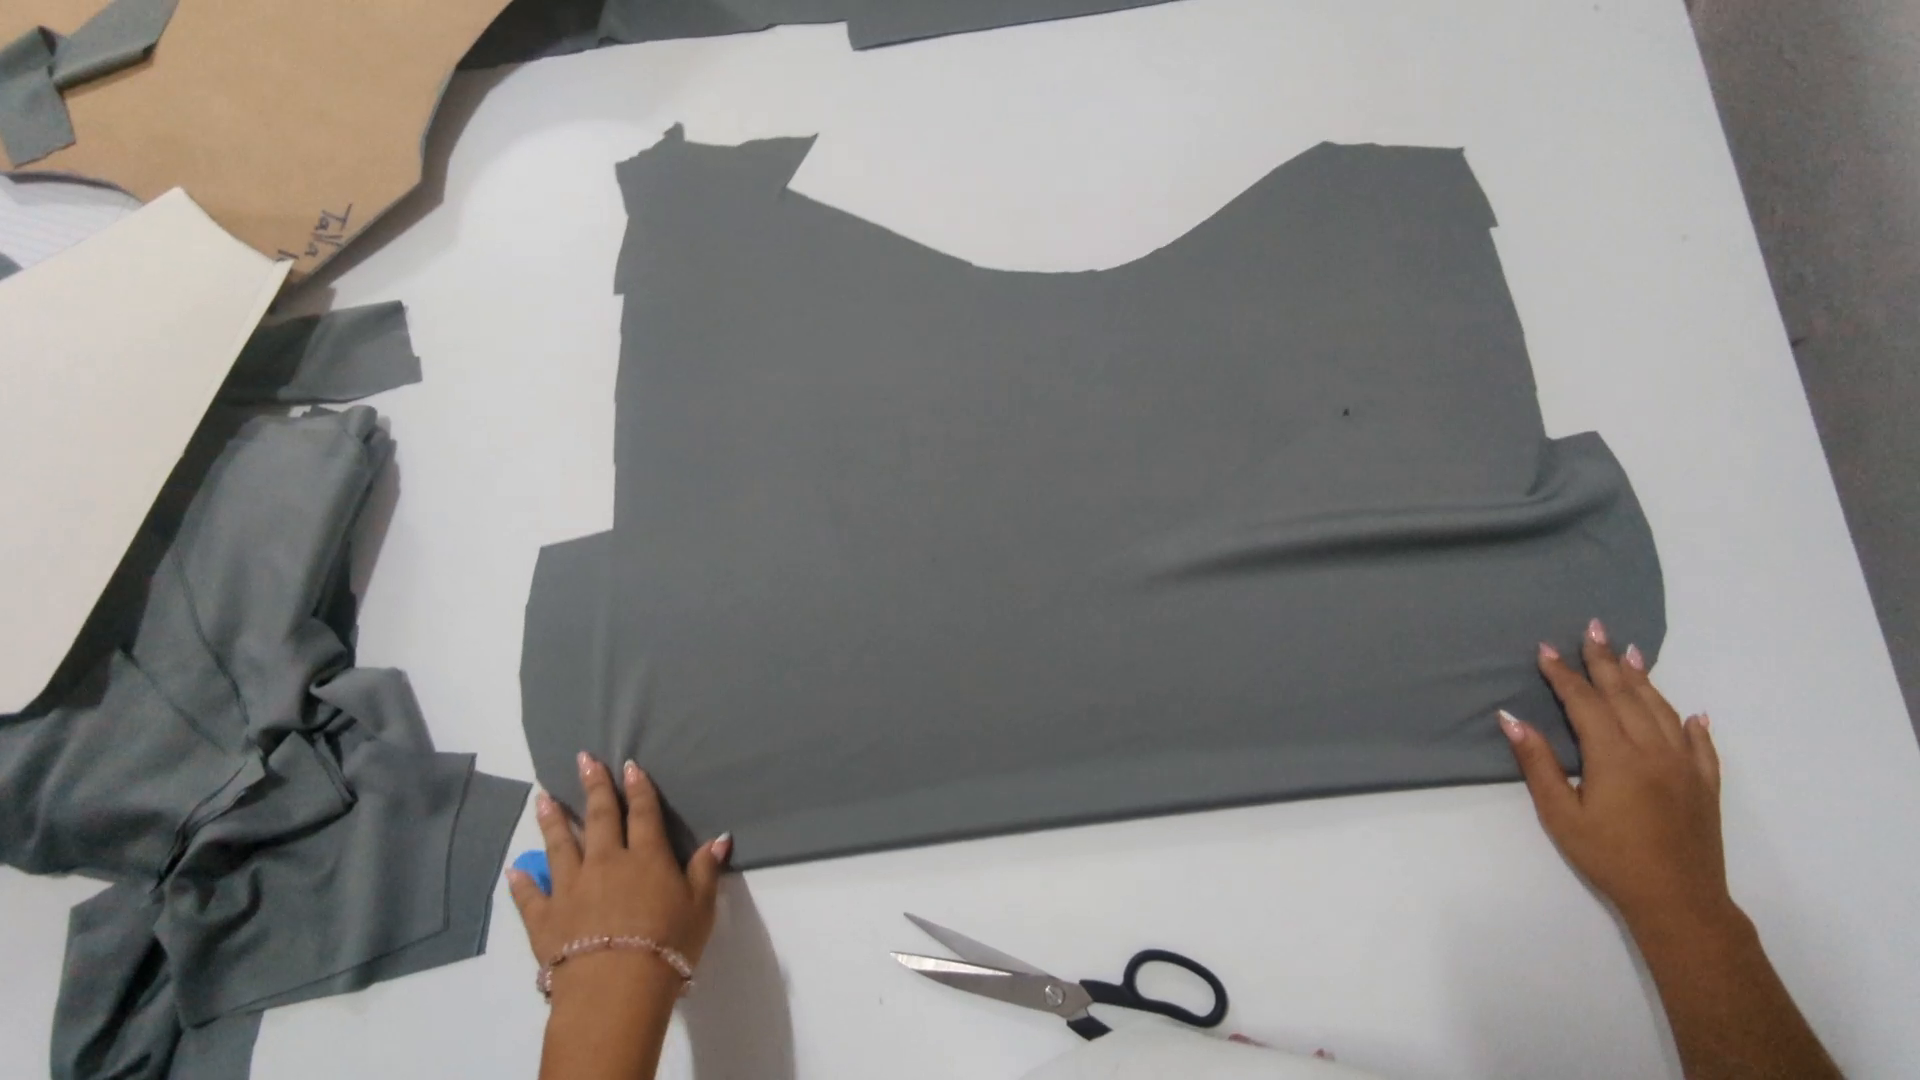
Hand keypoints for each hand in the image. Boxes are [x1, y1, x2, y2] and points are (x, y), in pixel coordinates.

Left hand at [508, 754, 730, 990]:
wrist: (615, 988)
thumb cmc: (668, 944)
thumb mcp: (701, 906)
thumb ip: (706, 869)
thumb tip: (720, 836)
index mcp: (646, 857)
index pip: (643, 813)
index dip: (638, 787)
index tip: (628, 764)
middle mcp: (606, 862)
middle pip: (600, 818)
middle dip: (594, 786)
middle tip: (583, 759)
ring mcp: (570, 888)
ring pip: (559, 846)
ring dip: (552, 821)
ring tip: (543, 798)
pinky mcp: (544, 919)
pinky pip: (529, 895)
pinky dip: (521, 881)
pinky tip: (514, 868)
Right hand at [1500, 619, 1729, 929]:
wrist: (1679, 902)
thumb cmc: (1609, 857)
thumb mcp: (1560, 813)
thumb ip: (1538, 763)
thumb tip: (1511, 718)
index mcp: (1616, 756)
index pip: (1585, 702)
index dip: (1563, 674)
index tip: (1545, 649)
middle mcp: (1654, 751)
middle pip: (1625, 695)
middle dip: (1605, 660)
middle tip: (1594, 628)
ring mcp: (1686, 767)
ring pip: (1661, 710)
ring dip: (1643, 679)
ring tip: (1630, 651)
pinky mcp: (1705, 786)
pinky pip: (1701, 745)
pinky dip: (1690, 723)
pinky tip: (1688, 712)